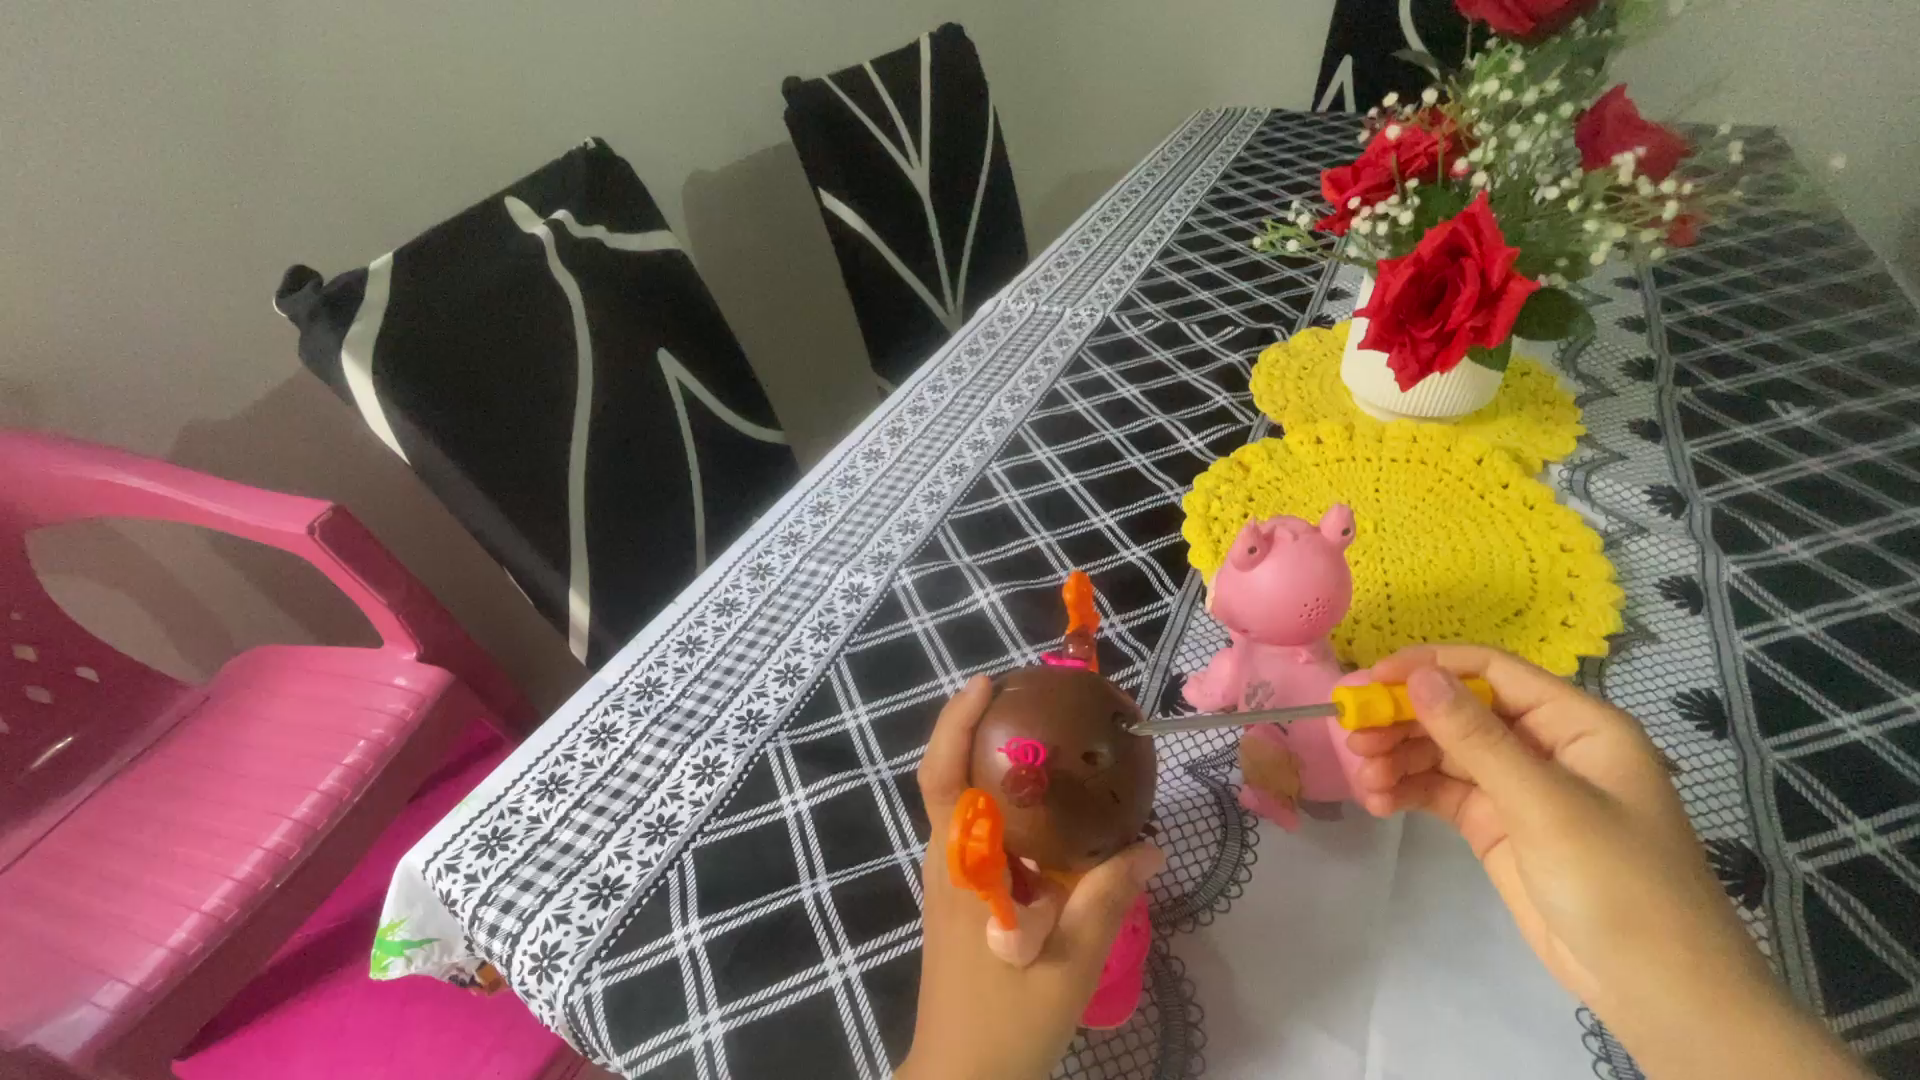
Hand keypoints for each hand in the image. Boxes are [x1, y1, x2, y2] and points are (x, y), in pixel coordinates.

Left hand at [898, 676, 1164, 1079]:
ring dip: (993, 764)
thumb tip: (1150, 844)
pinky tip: (1049, 811)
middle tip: (1033, 701)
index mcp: (961, 864)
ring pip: (965, 801)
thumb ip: (1107, 897)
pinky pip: (980, 831)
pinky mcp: (963, 894)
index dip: (955, 725)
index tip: (986, 685)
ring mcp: (952, 876)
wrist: (964, 1078)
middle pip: (951, 776)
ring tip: (1046, 740)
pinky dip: (1006, 804)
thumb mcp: (1070, 959)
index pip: (942, 777)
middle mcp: (949, 858)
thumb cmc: (1007, 1019)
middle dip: (980, 730)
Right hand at [1346, 645, 1865, 1078]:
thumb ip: (1477, 738)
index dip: (1427, 667)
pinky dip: (1405, 790)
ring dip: (1397, 757)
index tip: (1369, 681)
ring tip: (1365, 778)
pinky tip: (1377, 801)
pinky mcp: (1494, 823)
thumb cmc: (1619, 884)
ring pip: (1440, 750)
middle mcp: (1542, 745)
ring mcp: (1517, 786)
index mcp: (1574, 724)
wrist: (1659, 993)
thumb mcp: (1545, 805)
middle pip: (1456, 710)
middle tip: (1353, 736)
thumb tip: (1418, 676)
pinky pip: (1438, 790)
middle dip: (1402, 719)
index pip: (1490, 672)